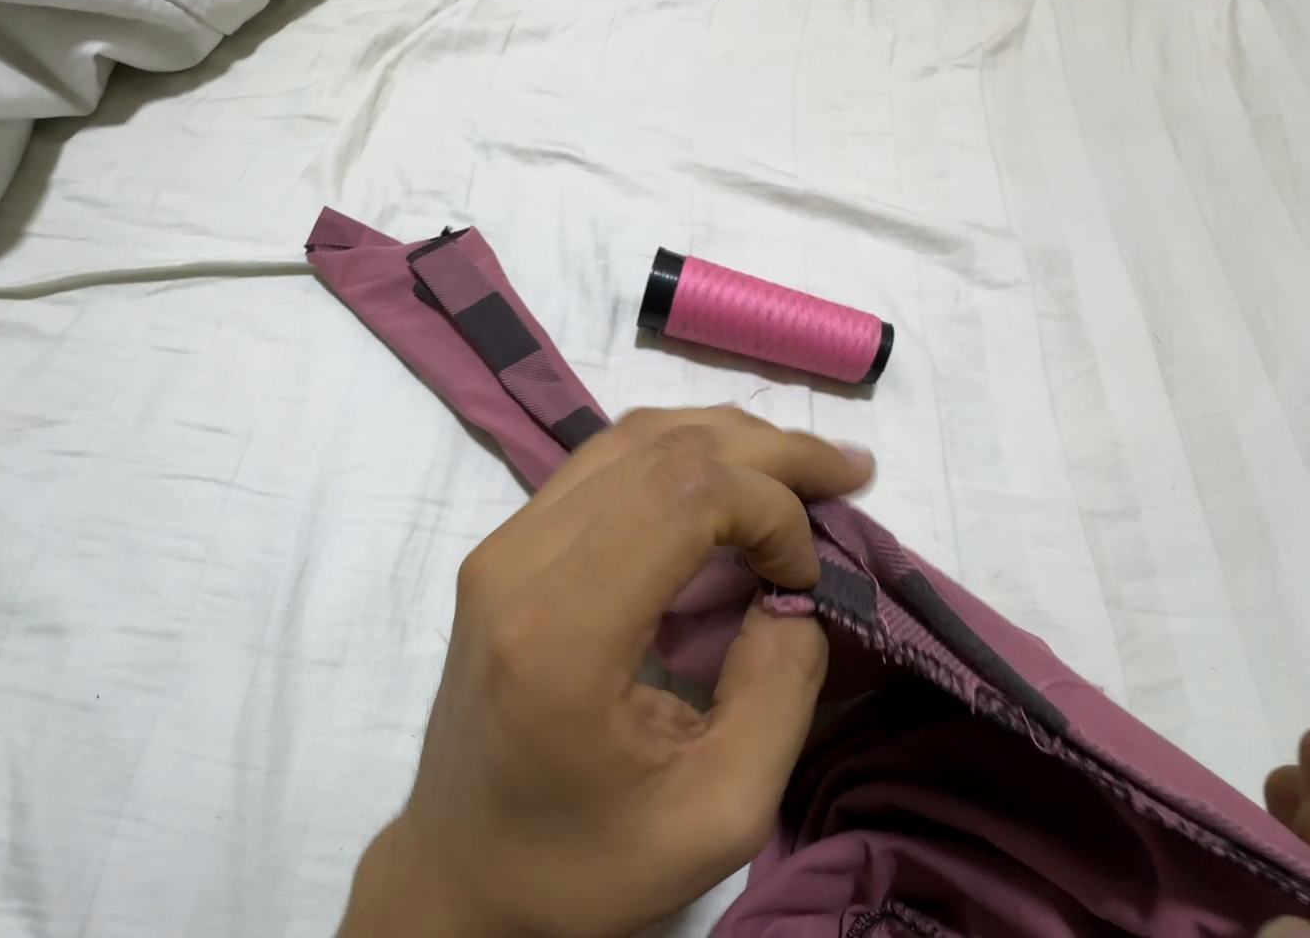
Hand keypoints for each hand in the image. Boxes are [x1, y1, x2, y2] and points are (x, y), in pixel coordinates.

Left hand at [338, 407, 874, 937]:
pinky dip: (681, 458)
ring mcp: (502, 545)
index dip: (770, 508)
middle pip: (661, 449)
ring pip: (631, 439)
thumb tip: (795, 590)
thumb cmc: (585, 862)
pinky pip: (604, 465)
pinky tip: (730, 480)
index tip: (804, 577)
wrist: (461, 870)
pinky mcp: (506, 547)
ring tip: (801, 469)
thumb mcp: (719, 813)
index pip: (682, 495)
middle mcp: (517, 563)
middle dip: (770, 451)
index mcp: (561, 632)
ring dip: (727, 441)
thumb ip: (779, 688)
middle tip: (847, 473)